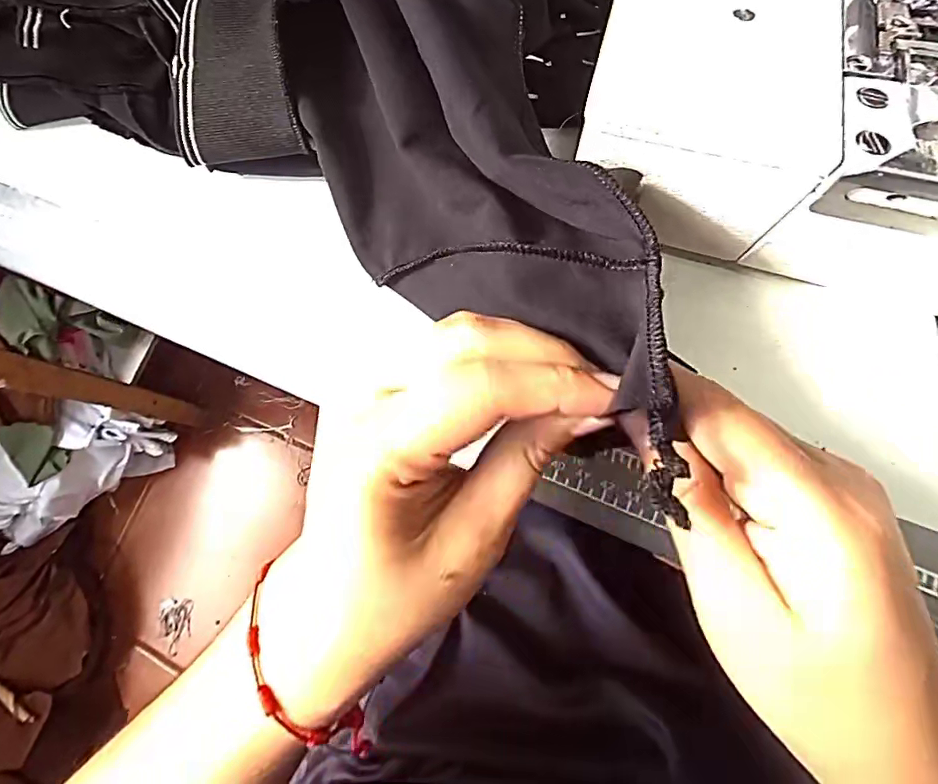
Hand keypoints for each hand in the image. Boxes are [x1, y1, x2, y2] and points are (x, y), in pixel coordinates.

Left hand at [255, 313, 617, 726]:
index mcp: (379, 445)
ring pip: (460, 332)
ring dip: (525, 346)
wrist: (327, 606)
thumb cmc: (389, 596)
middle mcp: (365, 397)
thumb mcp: (472, 541)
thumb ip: (527, 460)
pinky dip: (499, 351)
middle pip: (469, 341)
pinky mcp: (380, 382)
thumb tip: (585, 408)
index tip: (611, 394)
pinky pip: (447, 346)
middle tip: (603, 386)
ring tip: (575, 380)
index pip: (479, 385)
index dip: (554, 382)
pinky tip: (531, 373)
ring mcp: (368, 382)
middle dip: (547, 355)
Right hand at [665, 368, 937, 783]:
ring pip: (747, 435)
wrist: (902, 747)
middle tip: (637, 463)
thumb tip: (654, 432)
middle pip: (735, 419)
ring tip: (680, 500)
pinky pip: (767, 457)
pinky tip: (721, 513)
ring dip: (702, 452)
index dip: (663, 393)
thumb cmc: (814, 695)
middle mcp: (843, 476)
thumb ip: (690, 508)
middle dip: (677, 427)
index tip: (613, 396)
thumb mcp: (730, 605)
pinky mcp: (842, 494)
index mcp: (821, 504)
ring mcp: (849, 482)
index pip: (722, 411)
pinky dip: (730, 471)